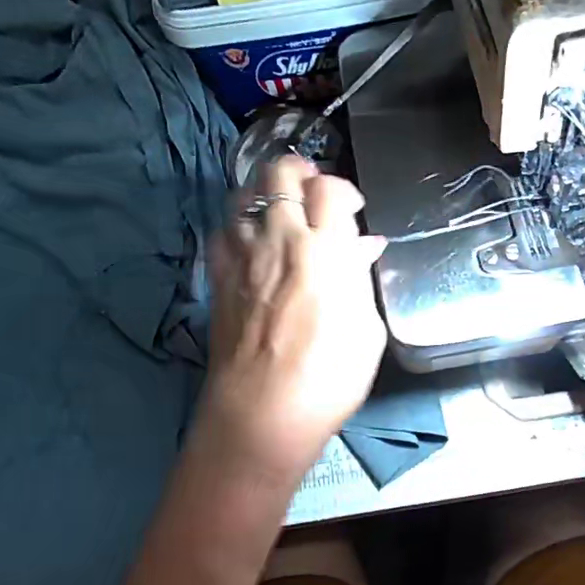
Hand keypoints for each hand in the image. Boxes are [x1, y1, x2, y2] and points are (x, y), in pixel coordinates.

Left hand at [200, 156, 387, 482]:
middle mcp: (280, 239)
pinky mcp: (218, 278)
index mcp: (325, 249)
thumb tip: (359, 248)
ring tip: (280, 208)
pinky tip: (249, 241)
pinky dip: (237, 226)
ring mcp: (242, 256)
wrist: (262, 413)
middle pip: (279, 174)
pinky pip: (221, 232)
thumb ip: (360, 280)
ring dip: (264, 192)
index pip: (329, 188)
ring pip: (244, 196)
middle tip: (312, 189)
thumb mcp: (366, 329)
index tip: (351, 207)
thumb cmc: (329, 377)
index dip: (342, 188)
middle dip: (299, 170)